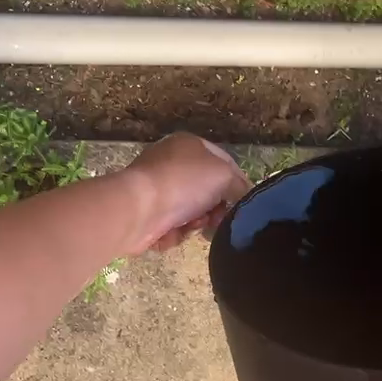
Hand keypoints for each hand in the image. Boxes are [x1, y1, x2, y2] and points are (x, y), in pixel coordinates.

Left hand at [119, 132, 250, 251]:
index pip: (223, 162)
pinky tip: (168, 233)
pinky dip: (172, 234)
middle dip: (214, 210)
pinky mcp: (143, 216)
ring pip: (188, 214)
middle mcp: (170, 165)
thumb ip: (239, 185)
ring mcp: (154, 191)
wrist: (136, 209)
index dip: (237, 184)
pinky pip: (169, 229)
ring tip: (188, 227)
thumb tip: (242, 198)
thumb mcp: (223, 176)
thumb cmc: (182, 183)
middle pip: (205, 192)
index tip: (244, 205)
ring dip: (192, 225)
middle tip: (217, 221)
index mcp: (188, 146)